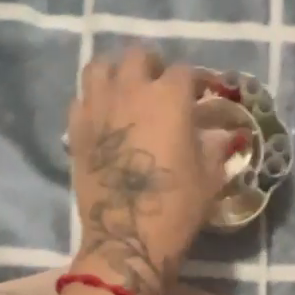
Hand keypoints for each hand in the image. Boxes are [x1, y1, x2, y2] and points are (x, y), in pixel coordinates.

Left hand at [68, 45, 237, 294]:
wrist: (125, 238)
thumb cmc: (176, 207)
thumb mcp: (208, 178)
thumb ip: (214, 147)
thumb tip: (219, 134)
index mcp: (170, 97)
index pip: (185, 72)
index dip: (194, 82)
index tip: (199, 96)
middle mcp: (131, 90)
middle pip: (138, 56)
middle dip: (151, 66)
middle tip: (159, 86)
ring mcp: (98, 107)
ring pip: (101, 67)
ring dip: (116, 73)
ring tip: (125, 91)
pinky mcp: (75, 129)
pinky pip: (81, 99)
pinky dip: (93, 101)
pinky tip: (103, 118)